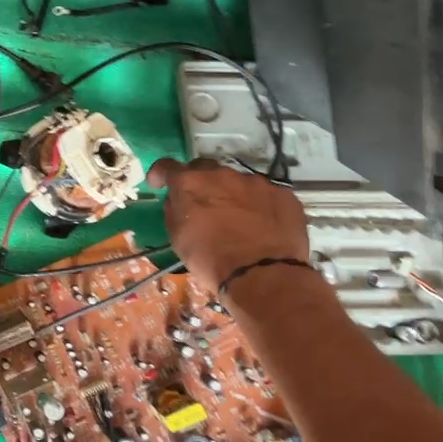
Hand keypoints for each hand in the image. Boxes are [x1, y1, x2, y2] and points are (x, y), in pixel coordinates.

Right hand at [146, 158, 308, 293]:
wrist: (264, 275)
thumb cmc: (211, 259)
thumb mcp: (178, 237)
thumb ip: (175, 210)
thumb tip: (179, 200)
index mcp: (190, 183)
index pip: (167, 166)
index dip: (160, 174)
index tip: (159, 184)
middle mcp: (221, 175)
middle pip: (205, 169)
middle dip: (200, 182)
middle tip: (202, 202)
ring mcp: (256, 182)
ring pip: (238, 181)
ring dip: (232, 194)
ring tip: (238, 218)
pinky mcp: (283, 195)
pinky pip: (266, 194)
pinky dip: (260, 205)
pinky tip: (263, 225)